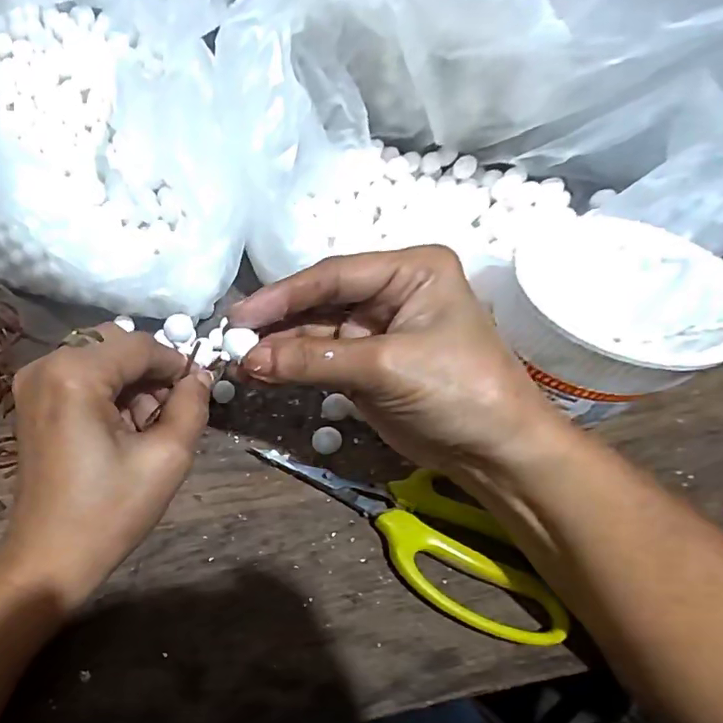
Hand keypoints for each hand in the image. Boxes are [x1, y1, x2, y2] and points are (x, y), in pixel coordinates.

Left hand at [0, 322, 210, 605]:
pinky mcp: (30, 402)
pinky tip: (118, 433)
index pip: (140, 344)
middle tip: (168, 418)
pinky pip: (78, 378)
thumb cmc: (108, 513)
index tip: (199, 394)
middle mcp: (45, 364)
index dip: (176, 365)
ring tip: (144, 432)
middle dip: (149, 375)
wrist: (48, 556)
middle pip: (116, 346)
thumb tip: (200, 377)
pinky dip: (105, 394)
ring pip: (99, 360)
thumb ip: (190, 406)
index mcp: (74, 372)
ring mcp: (31, 382)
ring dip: (129, 386)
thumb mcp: (165, 458)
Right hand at [227, 246, 566, 470]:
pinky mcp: (363, 365)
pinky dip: (289, 368)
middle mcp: (390, 293)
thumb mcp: (385, 368)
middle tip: (229, 343)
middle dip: (275, 323)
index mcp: (409, 272)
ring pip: (313, 332)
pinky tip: (260, 374)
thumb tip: (248, 360)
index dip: (283, 295)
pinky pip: (317, 359)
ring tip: (238, 364)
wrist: (493, 450)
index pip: (334, 275)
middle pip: (318, 301)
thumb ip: (314, 360)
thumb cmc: (457, 391)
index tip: (239, 316)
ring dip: (277, 349)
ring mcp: (374, 331)